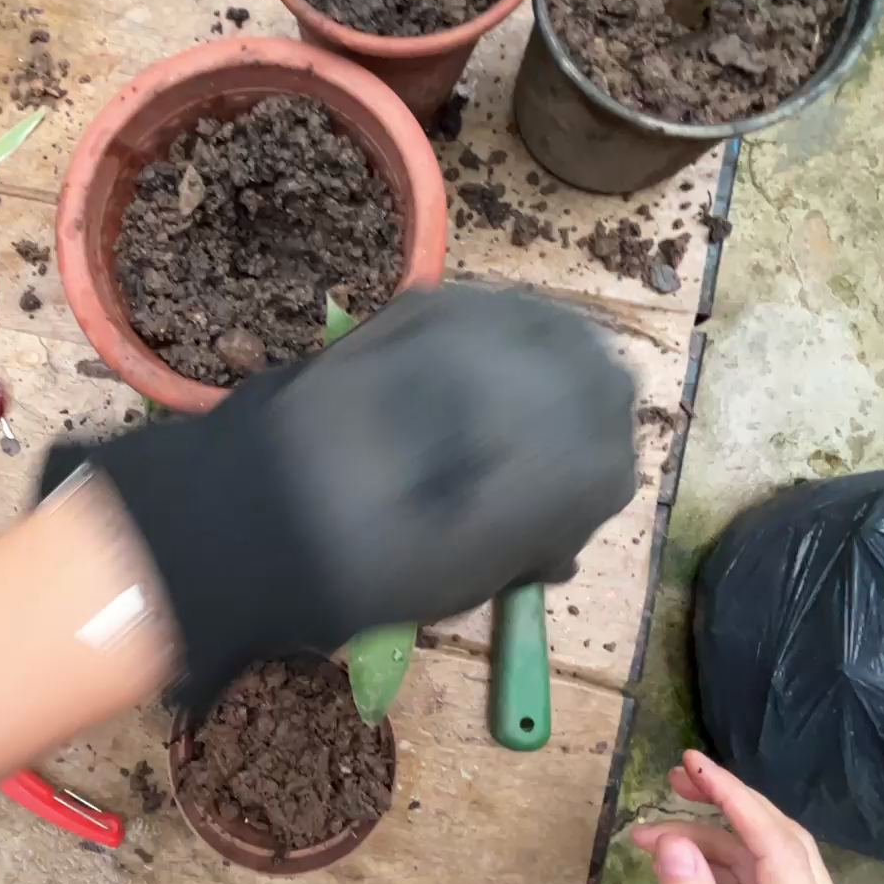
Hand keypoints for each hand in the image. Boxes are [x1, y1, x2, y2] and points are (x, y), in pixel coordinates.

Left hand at [41, 284, 637, 706]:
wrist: (269, 508)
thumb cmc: (375, 571)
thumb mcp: (474, 583)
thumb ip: (530, 543)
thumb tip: (544, 538)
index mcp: (589, 461)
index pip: (615, 465)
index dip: (575, 492)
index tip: (538, 514)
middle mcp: (563, 375)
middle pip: (599, 383)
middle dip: (566, 420)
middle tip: (514, 453)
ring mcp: (495, 323)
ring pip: (547, 337)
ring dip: (526, 372)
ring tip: (474, 410)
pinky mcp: (430, 300)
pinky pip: (483, 316)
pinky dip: (476, 346)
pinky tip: (435, 380)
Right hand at [632, 751, 871, 883]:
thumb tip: (674, 843)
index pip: (779, 853)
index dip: (735, 797)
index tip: (690, 762)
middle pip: (791, 852)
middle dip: (732, 804)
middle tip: (673, 779)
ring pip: (782, 874)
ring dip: (721, 842)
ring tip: (655, 838)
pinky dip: (730, 874)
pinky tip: (690, 873)